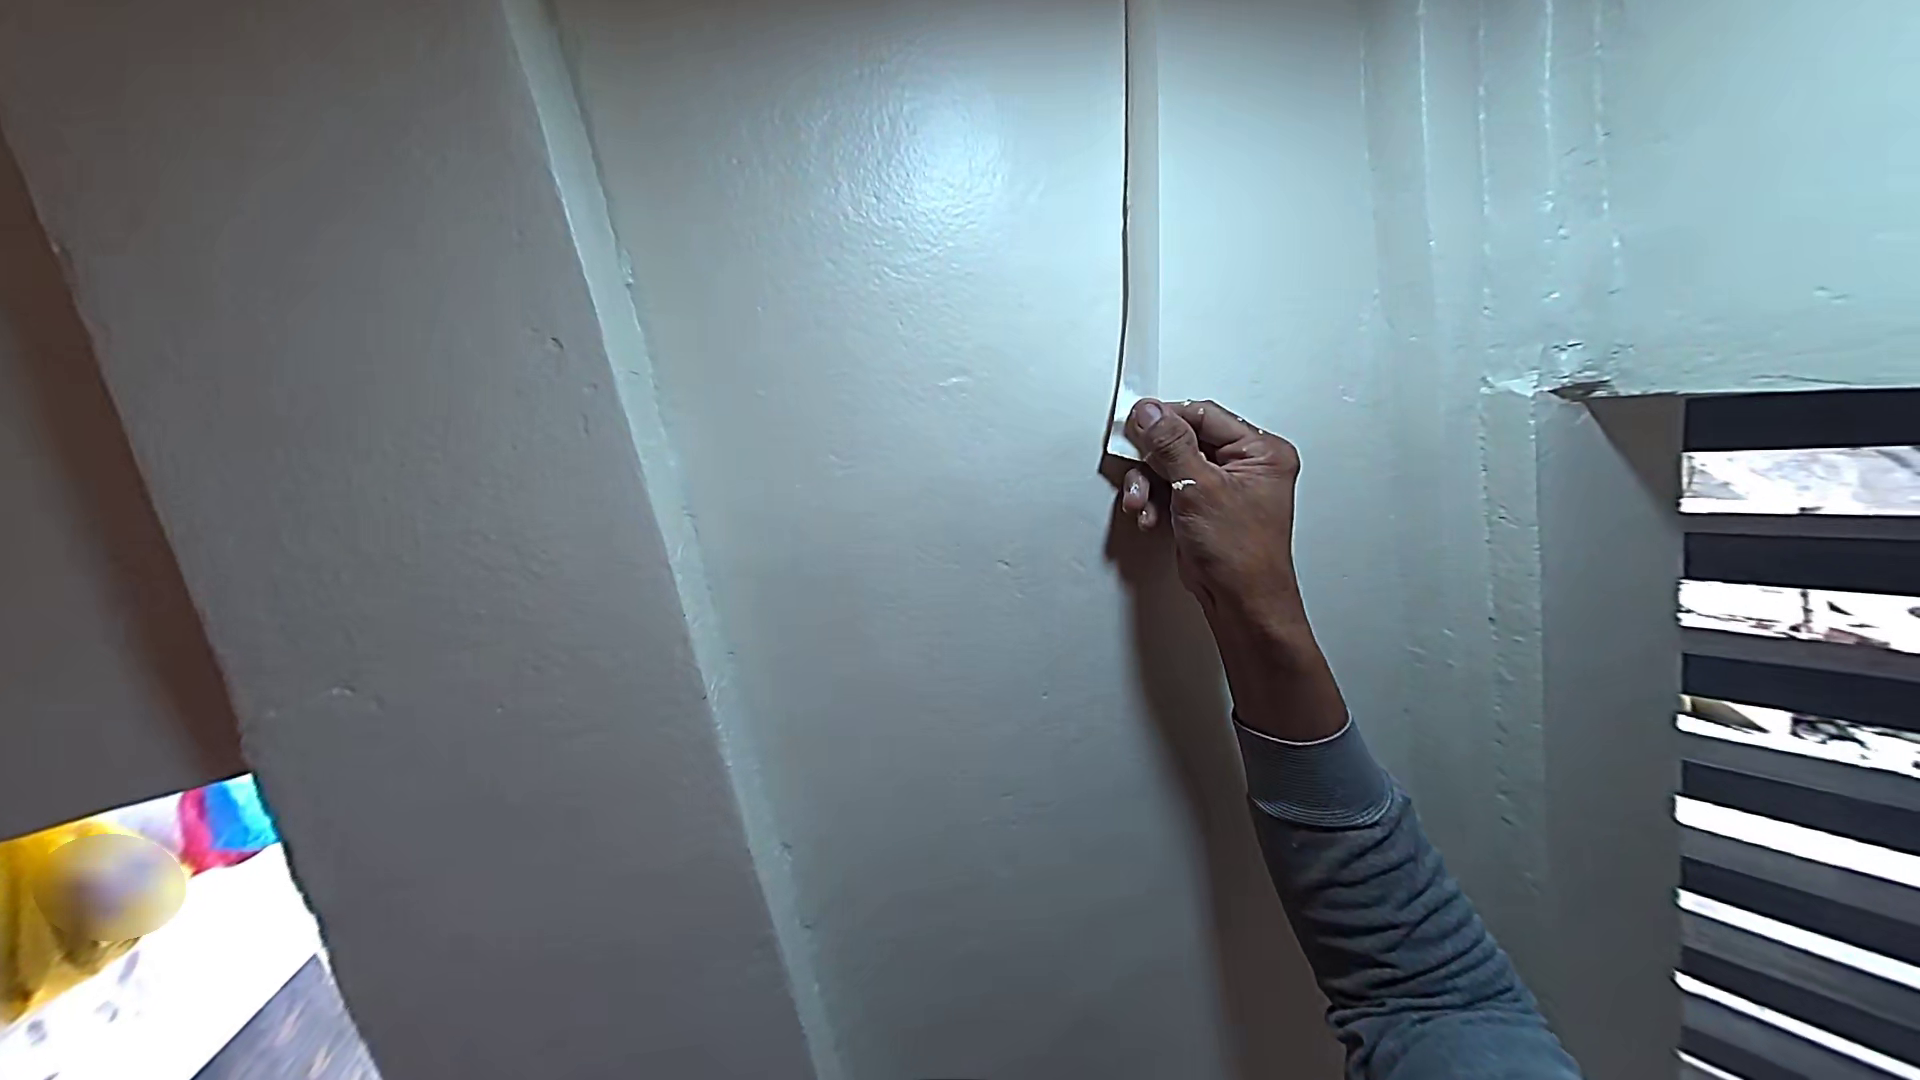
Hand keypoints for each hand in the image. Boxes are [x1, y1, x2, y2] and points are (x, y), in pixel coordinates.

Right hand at [1120, 398, 1346, 741]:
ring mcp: (1219, 486)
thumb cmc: (1242, 555)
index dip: (1165, 419)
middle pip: (1181, 440)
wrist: (1239, 601)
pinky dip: (1152, 500)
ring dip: (1147, 483)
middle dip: (1152, 460)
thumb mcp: (1200, 488)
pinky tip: (1151, 516)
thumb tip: (1151, 413)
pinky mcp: (1199, 505)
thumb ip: (1170, 445)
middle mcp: (1242, 465)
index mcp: (1260, 451)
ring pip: (1168, 465)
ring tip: (1142, 502)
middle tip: (1137, 466)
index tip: (1136, 423)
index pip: (1202, 415)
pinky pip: (1166, 488)